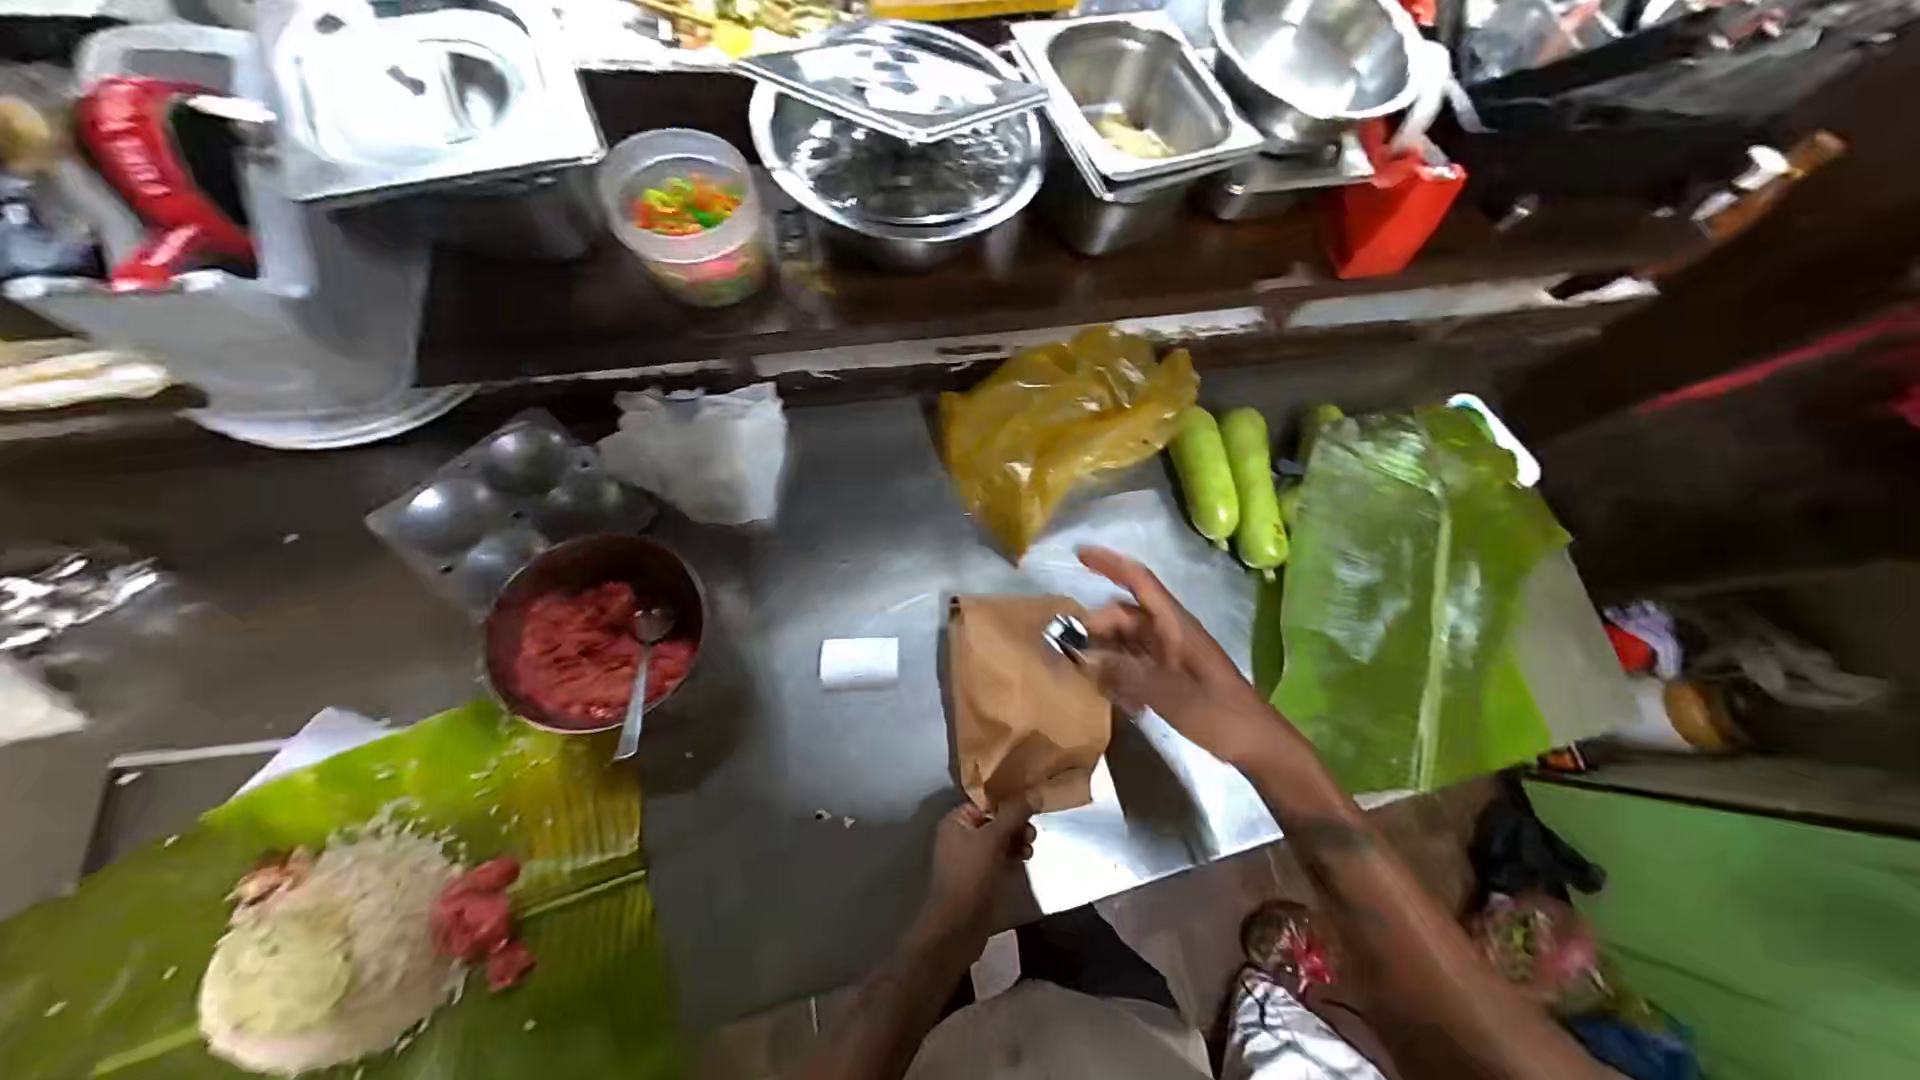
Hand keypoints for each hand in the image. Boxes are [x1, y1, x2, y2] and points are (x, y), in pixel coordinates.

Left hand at [915, 799, 1035, 947]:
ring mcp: (971, 855)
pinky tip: (1025, 857)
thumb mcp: (993, 839)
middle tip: (1032, 831)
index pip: (985, 800)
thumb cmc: (970, 875)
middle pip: (994, 818)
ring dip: (1017, 838)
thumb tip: (1035, 792)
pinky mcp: (981, 874)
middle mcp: (961, 834)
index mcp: (956, 820)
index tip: (1032, 801)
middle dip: (1015, 822)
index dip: (1008, 799)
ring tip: (1030, 846)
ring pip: (999, 838)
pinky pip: (1000, 855)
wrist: (957, 926)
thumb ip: (1014, 814)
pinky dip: (1013, 853)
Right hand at [1076, 546, 1299, 769]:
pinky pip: (1133, 661)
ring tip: (1080, 669)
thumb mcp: (1171, 695)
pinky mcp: (1168, 674)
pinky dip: (1115, 668)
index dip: (1110, 564)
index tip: (1079, 553)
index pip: (1140, 582)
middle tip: (1070, 649)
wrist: (1256, 743)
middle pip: (1124, 615)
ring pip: (1125, 638)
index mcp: (1175, 625)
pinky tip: (1104, 690)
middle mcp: (1169, 632)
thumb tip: (1085, 658)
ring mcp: (1168, 654)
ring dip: (1103, 649)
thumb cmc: (1220, 713)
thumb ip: (1126, 674)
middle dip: (1096, 625)